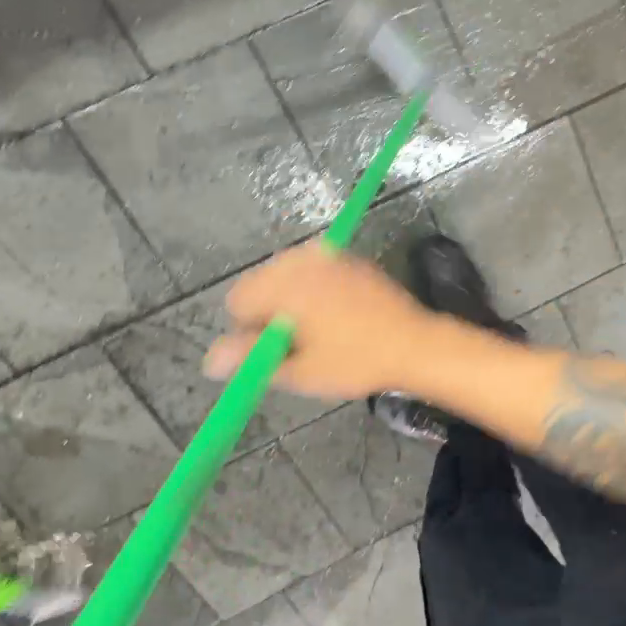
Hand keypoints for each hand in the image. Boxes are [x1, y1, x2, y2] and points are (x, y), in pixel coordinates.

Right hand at [204, 243, 443, 399]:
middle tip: (303, 346)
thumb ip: (250, 358)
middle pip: (262, 284)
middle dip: (272, 313)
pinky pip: (318, 274)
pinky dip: (318, 292)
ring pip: (289, 277)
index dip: (251, 332)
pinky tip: (340, 319)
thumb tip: (210, 361)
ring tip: (322, 335)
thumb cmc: (356, 361)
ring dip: (295, 303)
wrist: (416, 345)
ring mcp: (330, 256)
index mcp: (283, 283)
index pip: (239, 302)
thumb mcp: (300, 369)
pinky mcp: (352, 261)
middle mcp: (302, 260)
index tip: (279, 352)